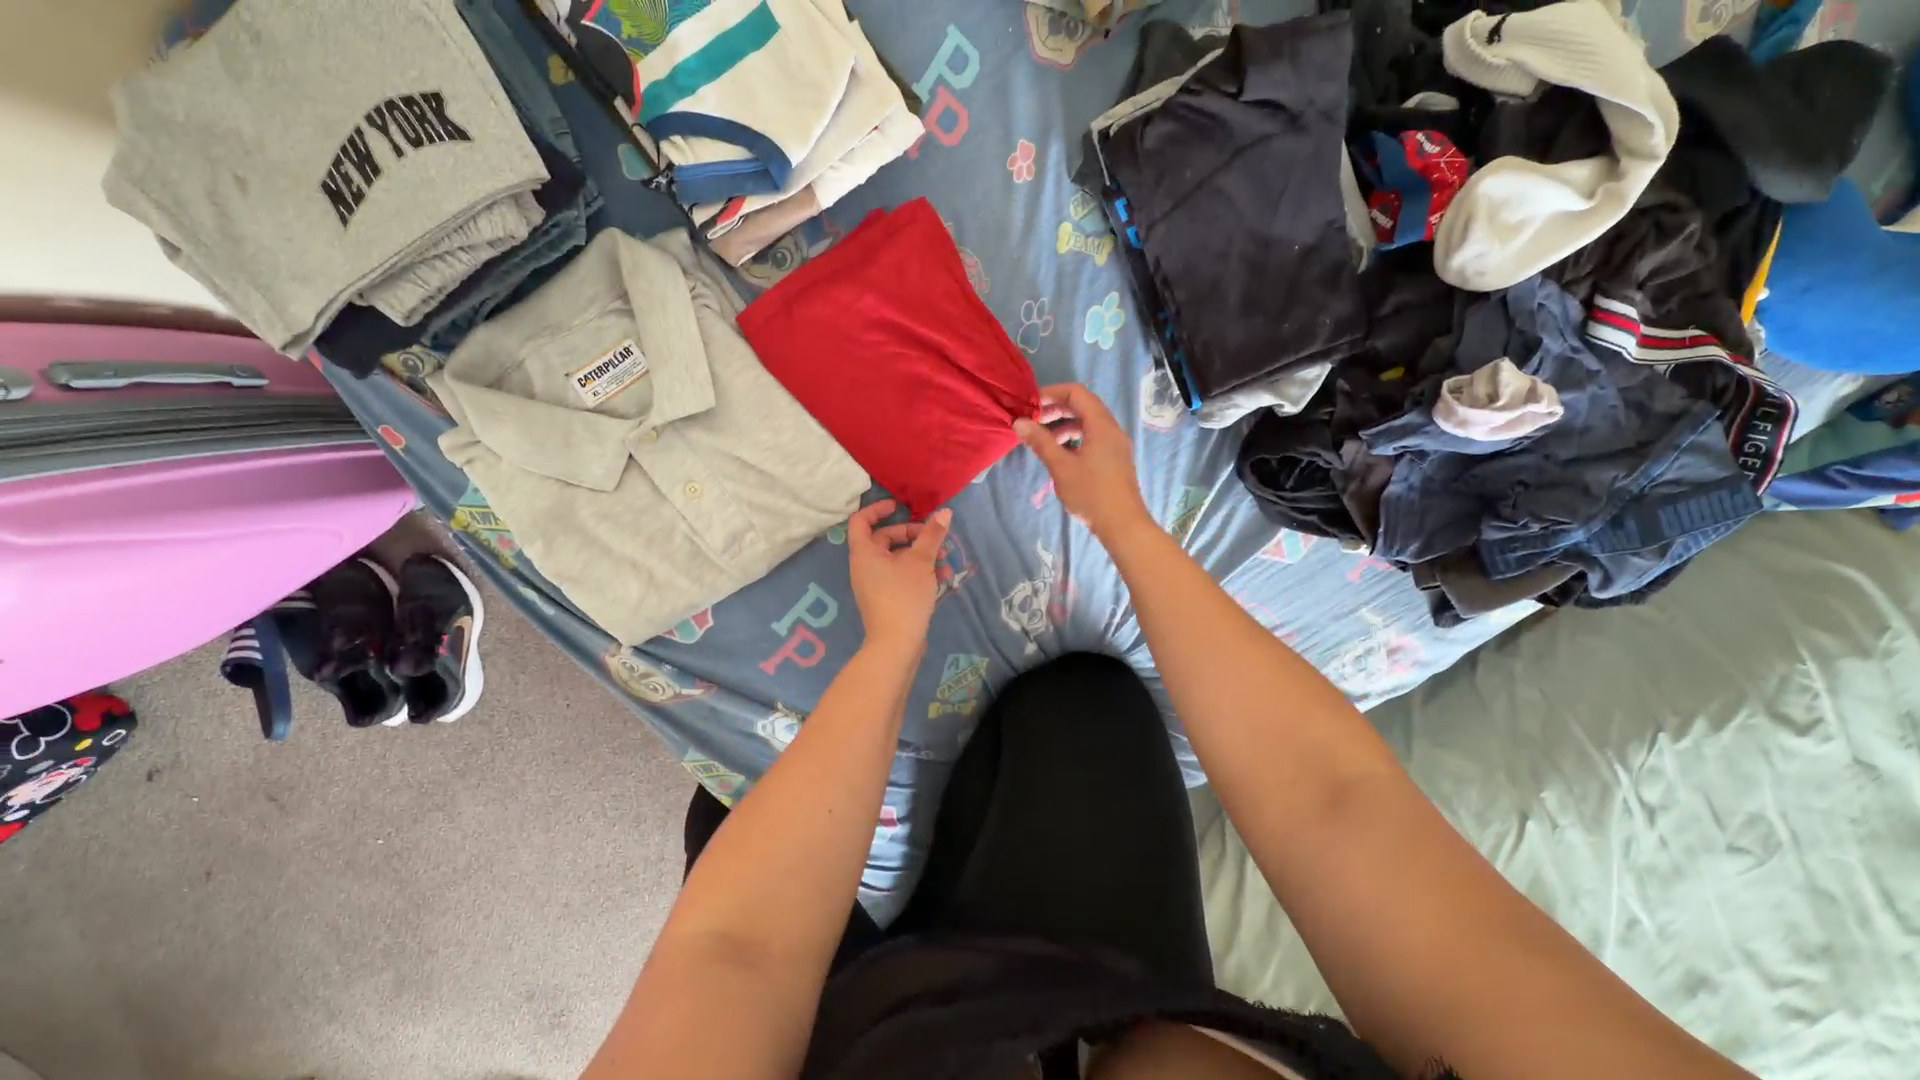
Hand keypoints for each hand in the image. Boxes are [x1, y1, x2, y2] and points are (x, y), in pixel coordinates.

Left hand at [847, 499, 952, 650]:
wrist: (896, 643)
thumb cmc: (904, 596)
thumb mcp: (921, 562)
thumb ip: (932, 535)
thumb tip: (945, 512)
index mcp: (864, 553)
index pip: (861, 521)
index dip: (877, 509)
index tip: (899, 507)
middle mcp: (865, 566)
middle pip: (885, 539)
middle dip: (913, 536)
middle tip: (934, 539)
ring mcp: (875, 584)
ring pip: (898, 559)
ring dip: (922, 556)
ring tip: (945, 561)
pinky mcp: (887, 598)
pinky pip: (901, 576)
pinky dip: (919, 573)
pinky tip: (943, 578)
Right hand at [1014, 384, 1152, 539]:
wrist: (1123, 525)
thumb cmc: (1091, 494)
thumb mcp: (1061, 467)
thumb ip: (1040, 442)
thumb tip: (1019, 422)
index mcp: (1102, 425)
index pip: (1077, 393)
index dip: (1052, 393)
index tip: (1030, 404)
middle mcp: (1112, 429)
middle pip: (1084, 406)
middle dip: (1057, 409)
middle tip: (1033, 421)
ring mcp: (1116, 445)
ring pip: (1089, 423)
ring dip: (1065, 424)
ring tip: (1043, 438)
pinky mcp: (1116, 459)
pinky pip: (1094, 437)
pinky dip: (1075, 437)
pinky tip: (1061, 453)